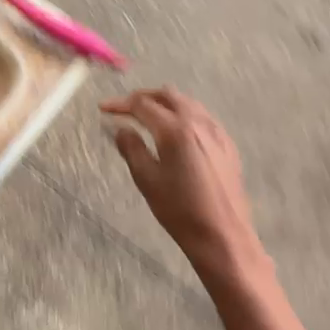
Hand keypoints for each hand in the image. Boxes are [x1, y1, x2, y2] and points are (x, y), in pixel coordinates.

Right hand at [101, 88, 268, 282]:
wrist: (222, 233)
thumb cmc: (179, 209)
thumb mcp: (146, 179)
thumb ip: (132, 149)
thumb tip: (122, 129)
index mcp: (175, 131)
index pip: (143, 105)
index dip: (120, 104)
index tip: (103, 109)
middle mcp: (199, 123)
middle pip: (168, 95)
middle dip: (143, 97)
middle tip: (124, 108)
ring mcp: (217, 132)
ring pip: (187, 103)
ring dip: (164, 103)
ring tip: (146, 115)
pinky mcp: (227, 144)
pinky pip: (202, 117)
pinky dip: (183, 114)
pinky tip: (175, 130)